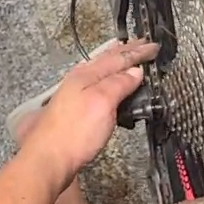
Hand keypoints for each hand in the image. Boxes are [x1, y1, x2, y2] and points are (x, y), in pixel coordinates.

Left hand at [14, 39, 157, 185]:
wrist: (49, 159)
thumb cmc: (74, 132)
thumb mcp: (102, 103)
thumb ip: (119, 84)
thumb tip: (135, 71)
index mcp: (87, 74)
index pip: (118, 58)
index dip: (138, 52)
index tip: (154, 46)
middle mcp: (80, 80)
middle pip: (108, 60)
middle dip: (127, 51)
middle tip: (144, 44)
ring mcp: (76, 95)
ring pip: (102, 71)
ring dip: (118, 62)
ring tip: (129, 56)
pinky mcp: (76, 110)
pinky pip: (98, 85)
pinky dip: (110, 78)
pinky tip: (112, 83)